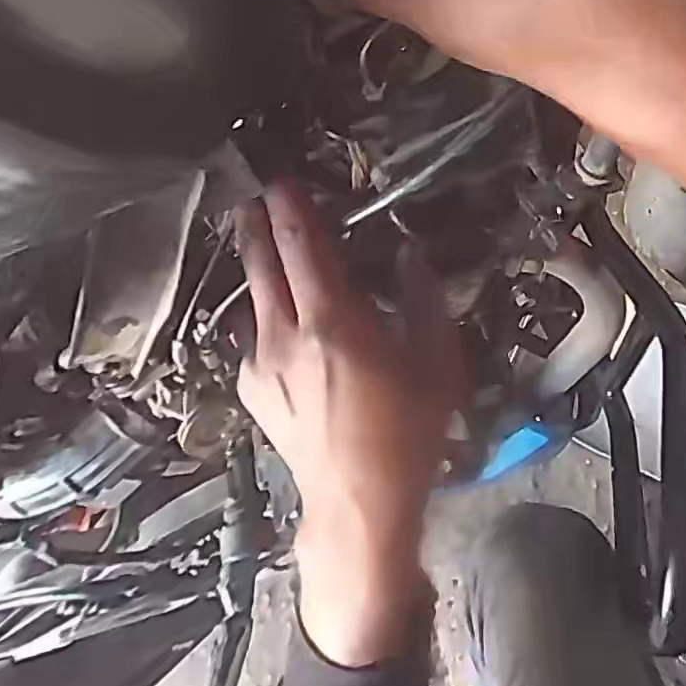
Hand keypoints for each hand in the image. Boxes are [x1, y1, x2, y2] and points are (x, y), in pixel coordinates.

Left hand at [233, 183, 464, 664]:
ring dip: (261, 269)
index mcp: (332, 322)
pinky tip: (284, 322)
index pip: (303, 248)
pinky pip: (255, 338)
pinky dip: (267, 316)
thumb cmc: (406, 431)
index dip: (292, 209)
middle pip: (262, 265)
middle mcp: (284, 335)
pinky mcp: (251, 390)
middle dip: (258, 226)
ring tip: (267, 247)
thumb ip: (423, 299)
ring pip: (254, 300)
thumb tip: (411, 255)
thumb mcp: (434, 361)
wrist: (357, 503)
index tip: (282, 182)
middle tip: (256, 198)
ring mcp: (259, 365)